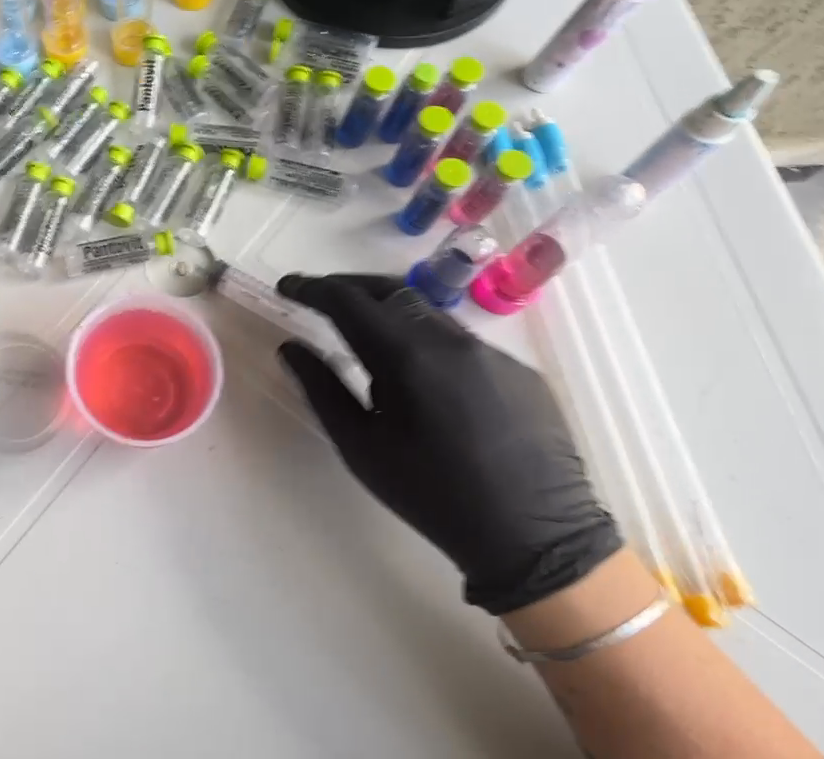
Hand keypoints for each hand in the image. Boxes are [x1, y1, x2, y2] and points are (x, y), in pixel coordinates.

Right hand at [276, 273, 620, 614]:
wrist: (534, 537)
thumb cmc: (433, 496)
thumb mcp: (362, 448)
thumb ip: (322, 390)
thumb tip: (291, 348)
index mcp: (408, 356)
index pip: (348, 301)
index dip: (313, 288)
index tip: (288, 287)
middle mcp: (452, 340)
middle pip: (391, 291)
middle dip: (350, 287)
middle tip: (320, 298)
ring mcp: (492, 352)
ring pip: (429, 314)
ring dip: (390, 312)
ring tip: (366, 336)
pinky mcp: (520, 371)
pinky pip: (462, 342)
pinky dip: (427, 342)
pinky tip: (422, 378)